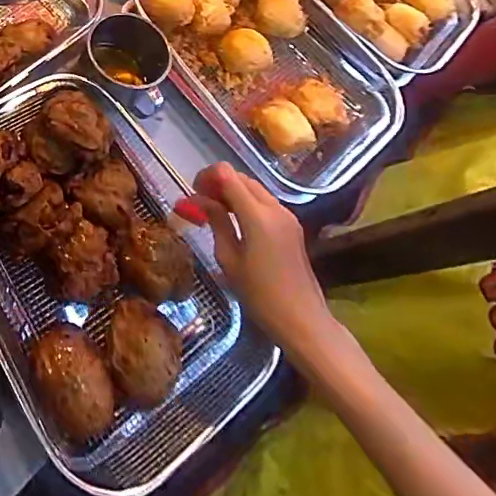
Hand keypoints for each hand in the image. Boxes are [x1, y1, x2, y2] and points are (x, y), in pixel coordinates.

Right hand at [182, 163, 337, 346]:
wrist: (303, 320)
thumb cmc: (260, 295)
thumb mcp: (229, 259)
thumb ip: (216, 222)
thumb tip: (200, 200)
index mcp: (257, 215)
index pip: (227, 174)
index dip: (207, 176)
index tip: (193, 192)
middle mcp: (275, 208)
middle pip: (241, 178)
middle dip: (218, 183)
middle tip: (199, 202)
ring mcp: (287, 216)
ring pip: (253, 188)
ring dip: (232, 192)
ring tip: (213, 212)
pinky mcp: (292, 226)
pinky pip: (264, 202)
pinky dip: (245, 202)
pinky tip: (234, 221)